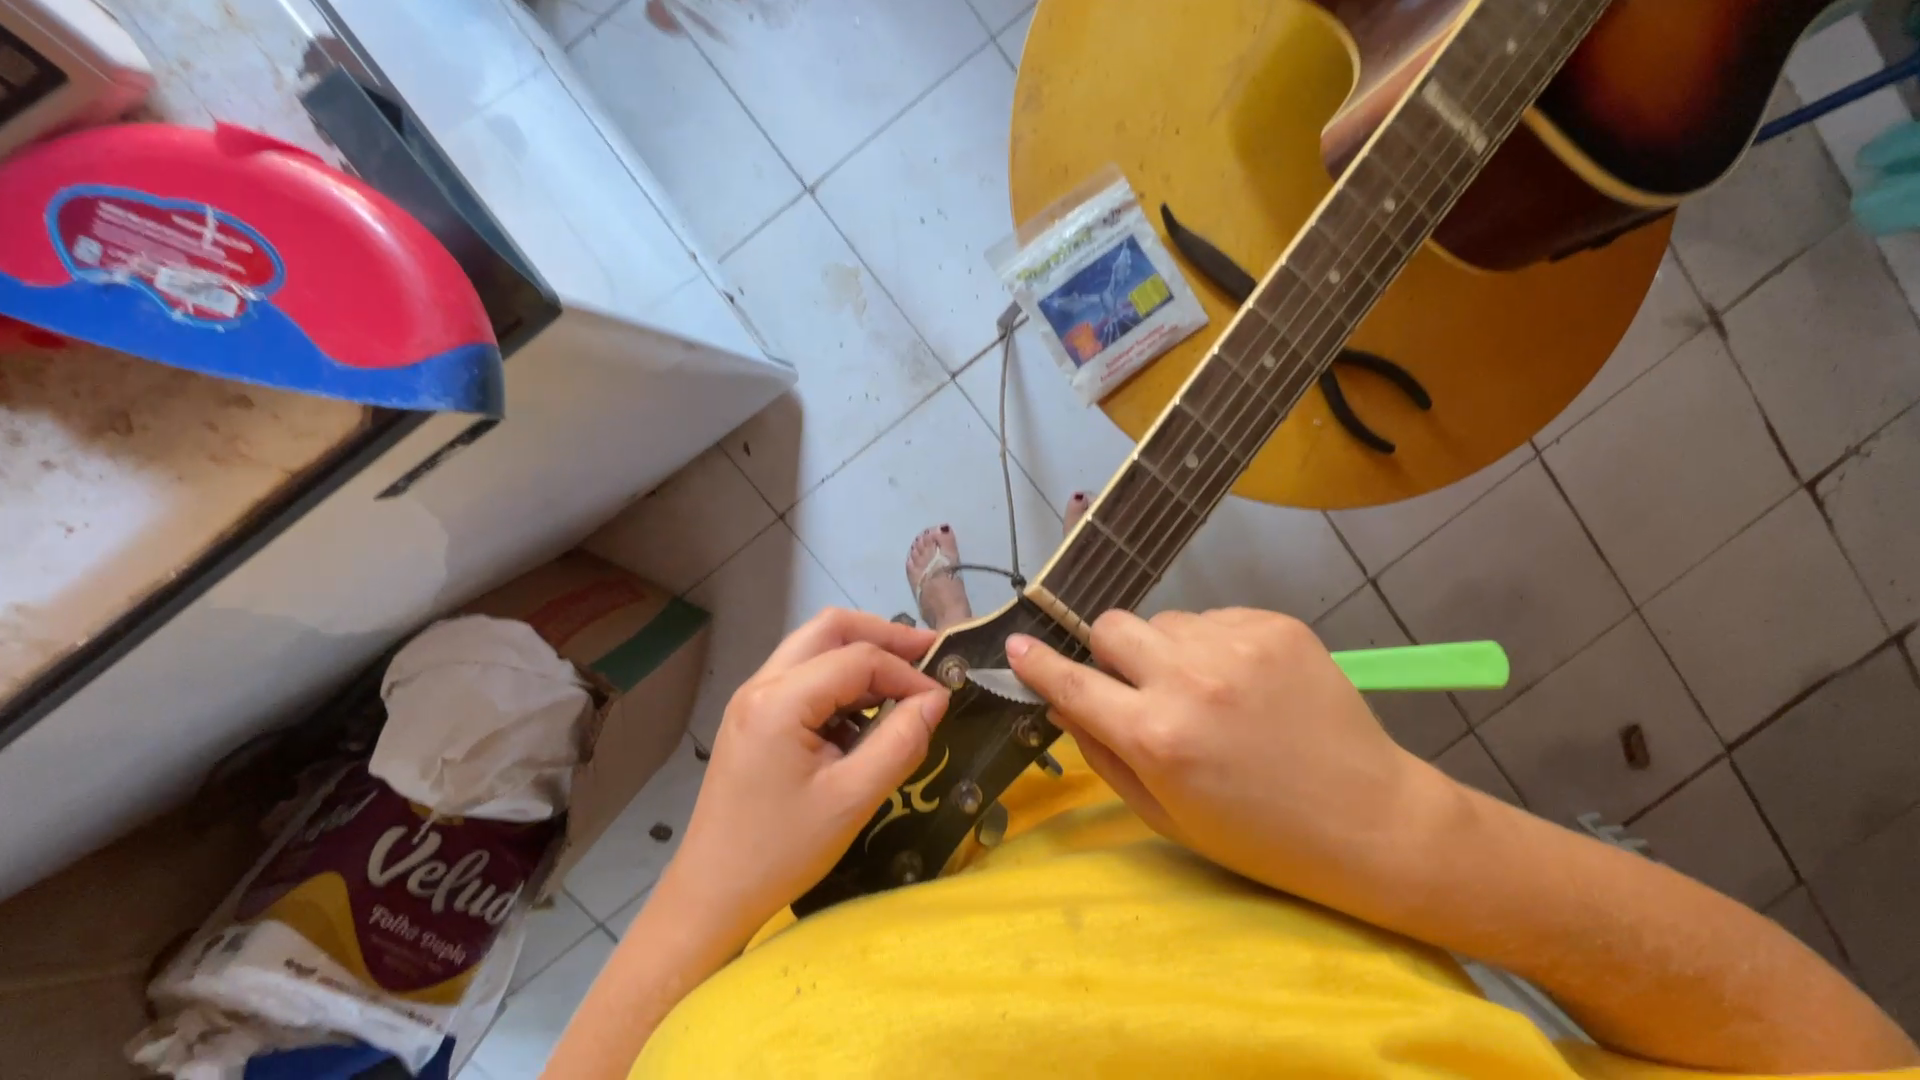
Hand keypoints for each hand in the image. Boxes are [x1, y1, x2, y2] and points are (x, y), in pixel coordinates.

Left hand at [662, 609, 949, 936]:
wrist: (713, 894)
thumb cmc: (783, 851)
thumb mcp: (853, 799)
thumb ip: (901, 742)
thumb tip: (936, 700)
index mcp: (780, 700)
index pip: (858, 658)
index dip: (907, 672)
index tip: (942, 700)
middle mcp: (761, 685)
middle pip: (830, 629)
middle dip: (884, 637)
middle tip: (928, 657)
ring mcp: (753, 700)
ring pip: (815, 649)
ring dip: (861, 659)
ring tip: (903, 688)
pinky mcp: (754, 719)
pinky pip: (804, 679)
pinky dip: (841, 684)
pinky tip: (865, 719)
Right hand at [1006, 608, 1446, 907]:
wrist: (1370, 821)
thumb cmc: (1257, 835)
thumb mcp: (1163, 813)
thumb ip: (1102, 752)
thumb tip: (1060, 702)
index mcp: (1156, 736)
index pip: (1073, 683)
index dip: (1038, 663)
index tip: (1018, 645)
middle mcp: (1189, 678)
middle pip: (1111, 626)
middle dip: (1110, 652)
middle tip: (1136, 685)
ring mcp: (1237, 643)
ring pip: (1164, 620)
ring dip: (1166, 650)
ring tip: (1207, 692)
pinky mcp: (1277, 624)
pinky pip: (1214, 618)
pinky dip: (1213, 645)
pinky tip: (1245, 684)